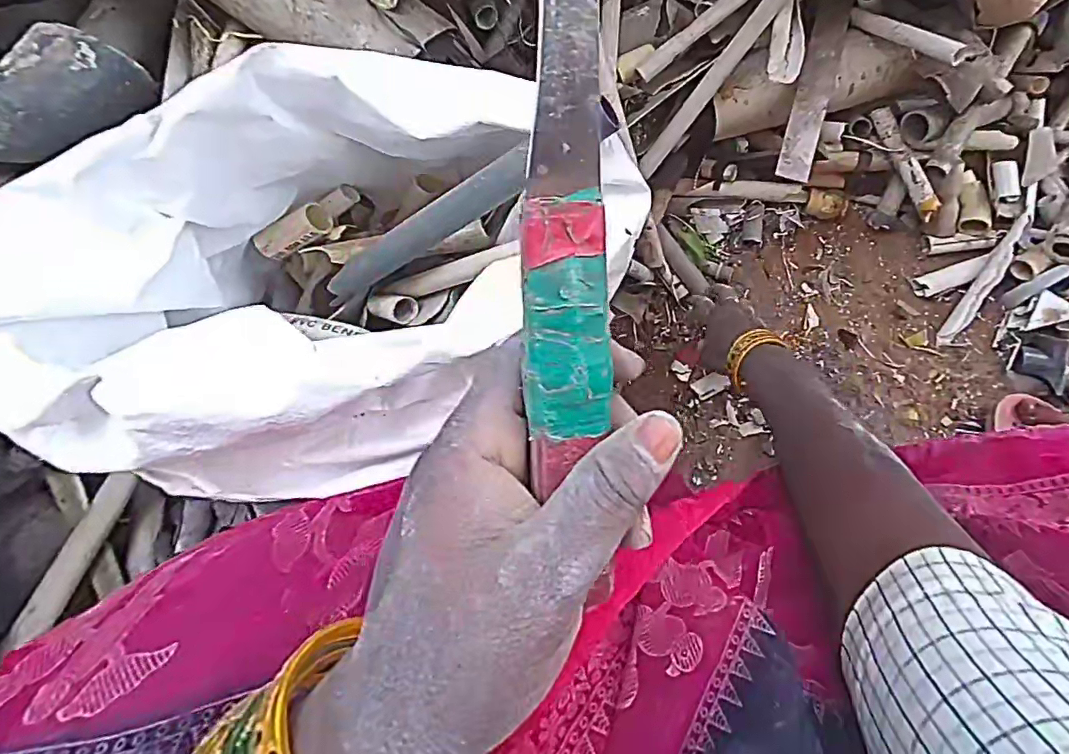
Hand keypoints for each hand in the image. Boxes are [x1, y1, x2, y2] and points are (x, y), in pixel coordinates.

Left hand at [296, 340, 680, 753]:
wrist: (405, 739)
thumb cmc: (463, 655)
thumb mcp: (551, 567)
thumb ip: (608, 491)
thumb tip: (663, 425)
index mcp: (471, 447)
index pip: (523, 360)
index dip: (580, 354)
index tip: (632, 372)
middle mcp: (473, 459)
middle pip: (553, 408)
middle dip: (607, 440)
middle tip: (640, 489)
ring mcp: (481, 495)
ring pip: (559, 457)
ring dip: (601, 490)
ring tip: (622, 544)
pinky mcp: (492, 528)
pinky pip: (549, 497)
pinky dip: (582, 520)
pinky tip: (594, 567)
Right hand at [698, 287, 763, 371]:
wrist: (755, 356)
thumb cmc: (726, 354)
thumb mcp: (707, 355)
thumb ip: (703, 348)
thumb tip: (701, 346)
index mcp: (712, 313)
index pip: (701, 303)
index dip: (696, 302)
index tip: (693, 303)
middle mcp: (729, 308)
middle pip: (723, 291)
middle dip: (717, 290)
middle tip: (713, 290)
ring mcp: (746, 313)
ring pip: (740, 300)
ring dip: (736, 301)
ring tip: (733, 303)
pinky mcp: (760, 321)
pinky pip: (752, 314)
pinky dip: (748, 316)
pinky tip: (747, 320)